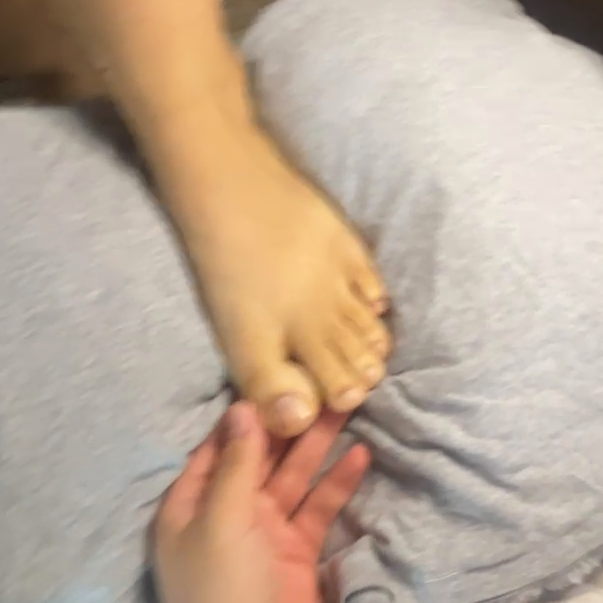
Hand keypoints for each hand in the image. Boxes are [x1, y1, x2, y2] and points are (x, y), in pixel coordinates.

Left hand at [151, 119, 390, 437]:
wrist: (233, 184)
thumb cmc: (224, 266)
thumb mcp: (239, 335)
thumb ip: (269, 380)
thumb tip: (302, 418)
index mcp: (303, 332)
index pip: (335, 372)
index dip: (344, 391)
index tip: (352, 401)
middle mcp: (329, 305)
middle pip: (355, 344)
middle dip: (363, 367)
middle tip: (370, 380)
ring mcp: (339, 268)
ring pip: (366, 314)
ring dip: (373, 337)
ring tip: (377, 352)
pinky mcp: (341, 237)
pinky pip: (370, 275)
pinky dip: (376, 295)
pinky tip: (378, 303)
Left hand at [153, 402, 370, 602]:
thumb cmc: (224, 595)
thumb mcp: (222, 522)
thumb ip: (236, 464)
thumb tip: (240, 407)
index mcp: (189, 507)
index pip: (216, 446)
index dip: (244, 412)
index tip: (275, 372)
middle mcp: (224, 513)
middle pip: (259, 456)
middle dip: (289, 423)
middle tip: (323, 381)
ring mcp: (263, 532)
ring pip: (292, 476)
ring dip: (318, 445)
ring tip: (348, 403)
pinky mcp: (296, 551)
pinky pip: (316, 507)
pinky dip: (336, 483)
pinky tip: (361, 454)